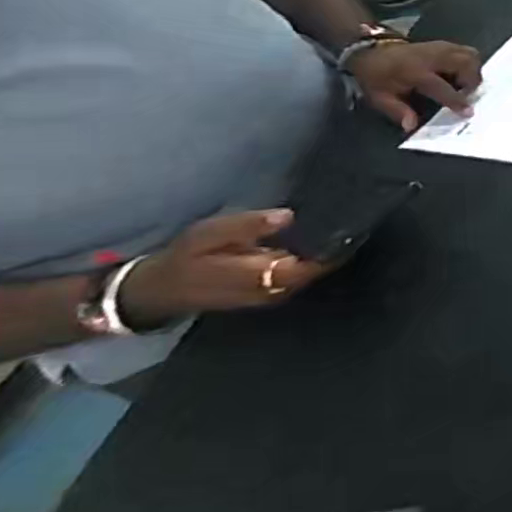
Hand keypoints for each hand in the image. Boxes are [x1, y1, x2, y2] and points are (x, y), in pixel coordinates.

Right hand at [117, 210, 334, 327]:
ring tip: (346, 229)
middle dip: (335, 250)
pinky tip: (322, 243)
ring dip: (327, 257)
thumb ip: (248, 226)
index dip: (331, 250)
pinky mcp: (269, 295)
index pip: (307, 267)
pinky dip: (313, 263)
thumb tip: (288, 216)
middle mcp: (269, 290)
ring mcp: (271, 295)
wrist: (157, 291)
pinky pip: (299, 279)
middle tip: (355, 224)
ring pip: (310, 276)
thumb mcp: (208, 233)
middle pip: (315, 271)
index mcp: (255, 275)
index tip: (352, 229)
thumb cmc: (184, 257)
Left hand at [347, 40, 482, 131]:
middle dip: (472, 81)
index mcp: (415, 72)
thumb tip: (411, 126)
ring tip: (466, 82)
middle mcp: (433, 57)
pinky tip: (462, 72)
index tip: (468, 112)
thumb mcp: (380, 97)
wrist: (371, 51)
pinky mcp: (444, 44)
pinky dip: (470, 63)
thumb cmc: (377, 77)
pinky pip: (466, 51)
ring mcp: (440, 48)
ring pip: (470, 55)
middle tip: (468, 93)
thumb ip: (398, 111)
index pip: (442, 87)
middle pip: (466, 65)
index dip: (457, 101)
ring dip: (474, 71)